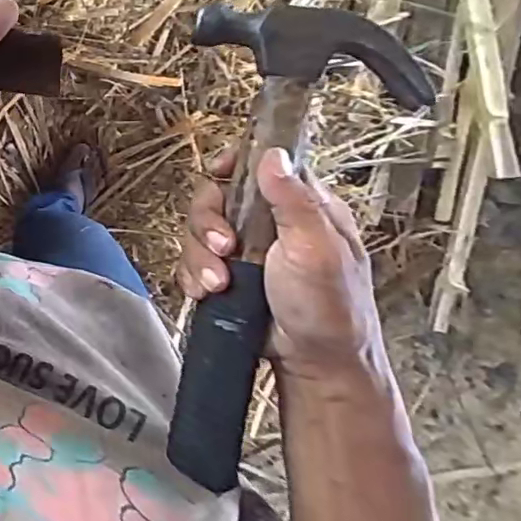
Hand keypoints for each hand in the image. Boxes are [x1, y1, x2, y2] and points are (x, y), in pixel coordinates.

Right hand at [179, 147, 386, 382]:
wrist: (315, 365)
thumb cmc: (331, 310)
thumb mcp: (317, 250)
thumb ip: (294, 202)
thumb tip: (274, 155)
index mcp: (303, 209)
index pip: (261, 167)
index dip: (234, 165)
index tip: (219, 173)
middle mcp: (271, 224)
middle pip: (215, 197)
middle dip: (208, 223)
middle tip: (223, 247)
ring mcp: (245, 249)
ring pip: (197, 229)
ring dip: (200, 256)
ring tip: (218, 282)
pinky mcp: (224, 271)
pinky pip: (190, 259)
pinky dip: (193, 274)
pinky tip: (208, 291)